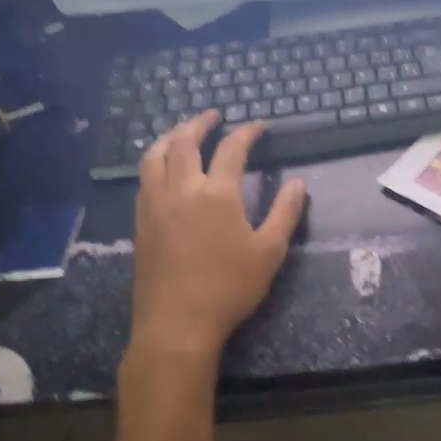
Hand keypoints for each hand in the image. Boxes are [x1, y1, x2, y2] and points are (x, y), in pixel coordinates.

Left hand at [130, 113, 307, 362]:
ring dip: (170, 137)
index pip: (232, 149)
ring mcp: (155, 206)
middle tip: (212, 115)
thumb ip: (285, 213)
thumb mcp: (269, 252)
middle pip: (185, 143)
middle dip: (199, 123)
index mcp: (217, 194)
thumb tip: (299, 183)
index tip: (258, 125)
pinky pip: (144, 179)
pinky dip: (155, 162)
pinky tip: (162, 170)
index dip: (247, 132)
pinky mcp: (141, 223)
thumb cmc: (229, 288)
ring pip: (155, 157)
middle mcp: (182, 190)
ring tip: (181, 132)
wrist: (177, 324)